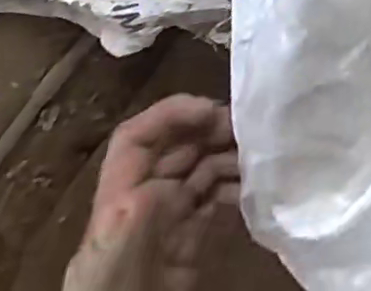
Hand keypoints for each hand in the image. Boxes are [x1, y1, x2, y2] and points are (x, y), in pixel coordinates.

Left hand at [64, 95, 241, 290]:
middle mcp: (145, 200)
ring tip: (256, 157)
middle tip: (248, 128)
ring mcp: (169, 222)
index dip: (172, 113)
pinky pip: (214, 203)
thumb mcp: (113, 260)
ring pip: (200, 171)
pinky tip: (251, 190)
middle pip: (176, 147)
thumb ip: (136, 218)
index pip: (138, 136)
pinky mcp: (190, 244)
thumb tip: (165, 185)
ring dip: (228, 157)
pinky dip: (234, 189)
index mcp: (121, 195)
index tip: (211, 110)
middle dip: (210, 129)